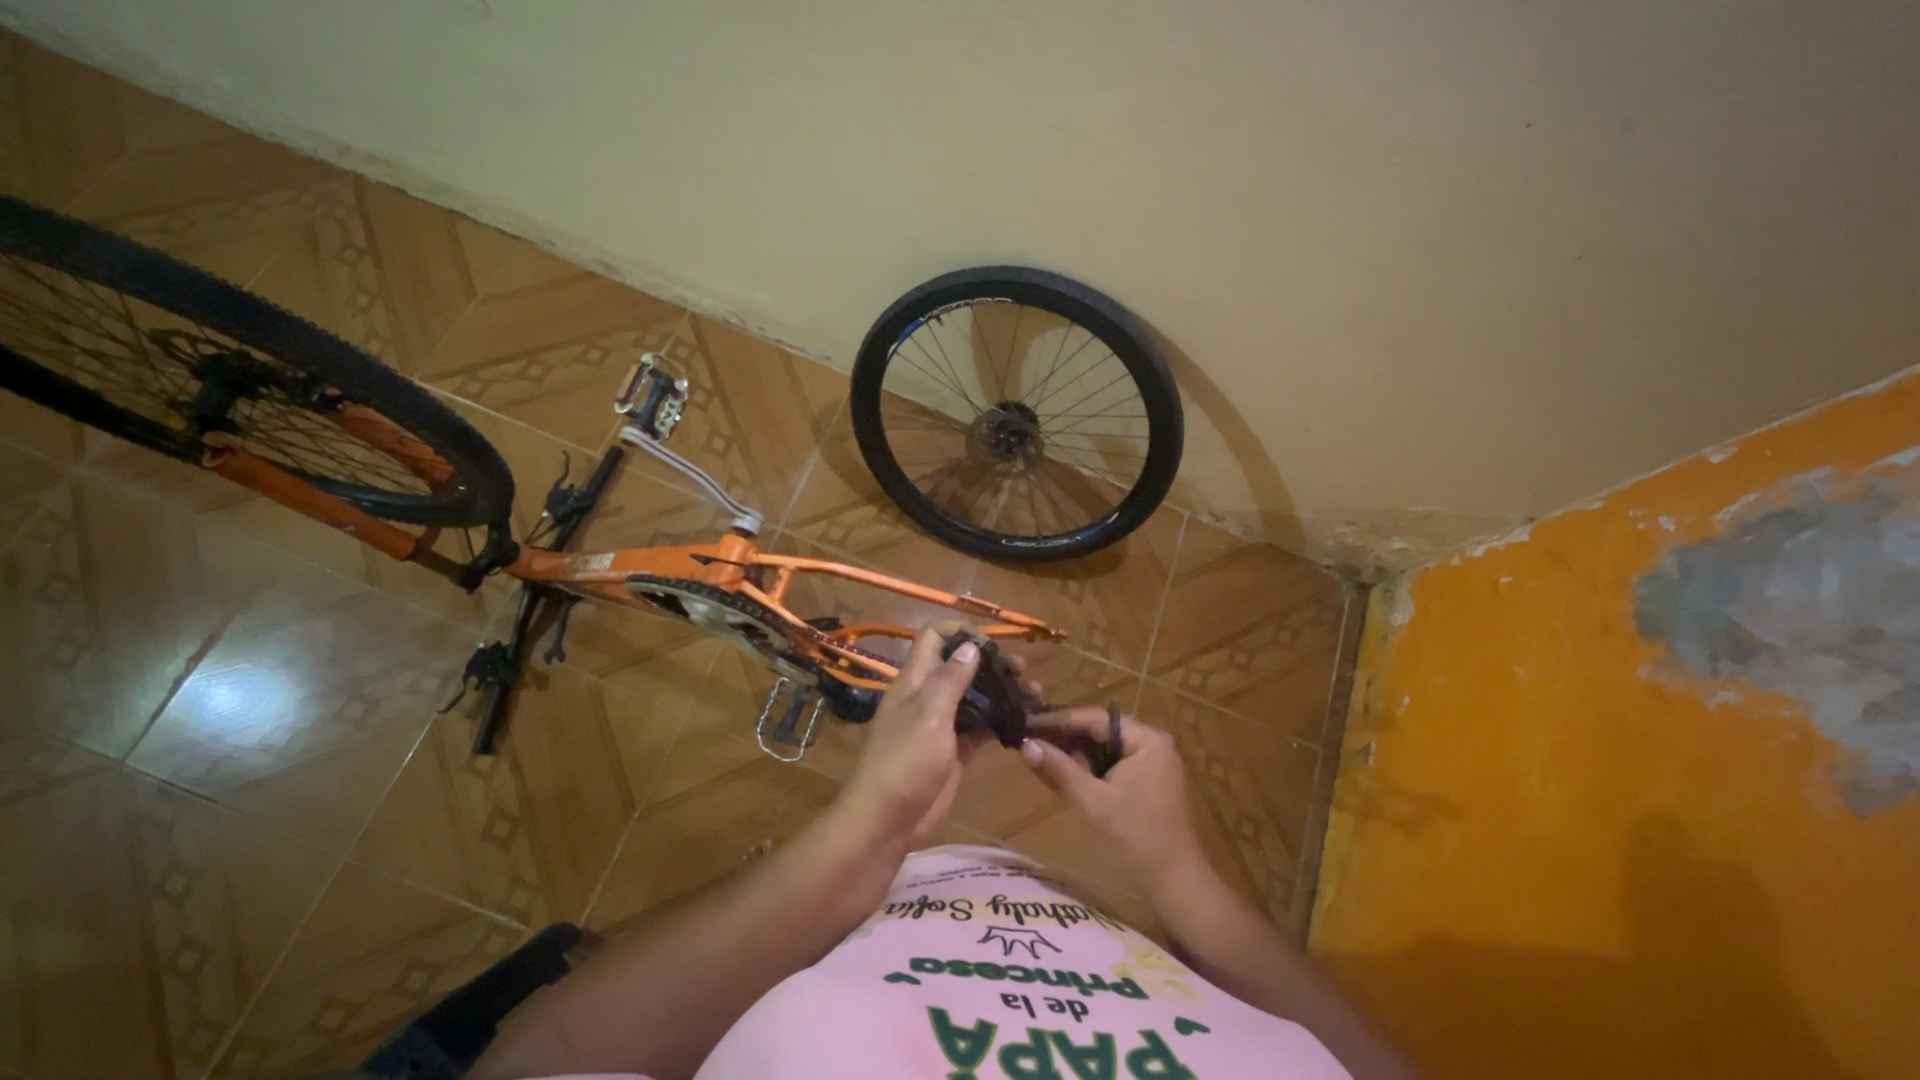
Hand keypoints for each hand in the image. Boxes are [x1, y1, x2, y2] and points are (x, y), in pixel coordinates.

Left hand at [840, 627, 1036, 847]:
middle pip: (960, 666)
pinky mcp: (956, 750)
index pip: (934, 639)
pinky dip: (1000, 720)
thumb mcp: (929, 715)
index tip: (993, 642)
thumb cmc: (905, 762)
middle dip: (990, 662)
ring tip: (1034, 692)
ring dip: (1001, 691)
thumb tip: (971, 645)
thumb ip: (950, 680)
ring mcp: (942, 724)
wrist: (889, 819)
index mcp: (914, 681)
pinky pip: (981, 727)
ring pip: (974, 697)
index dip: (961, 632)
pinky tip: (1024, 720)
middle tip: (1022, 670)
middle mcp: (928, 697)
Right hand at [1022, 708, 1202, 893]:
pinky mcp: (1144, 780)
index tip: (1027, 721)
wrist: (1172, 880)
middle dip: (1063, 738)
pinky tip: (1057, 773)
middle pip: (1098, 731)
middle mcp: (1150, 743)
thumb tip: (1026, 744)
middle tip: (1026, 739)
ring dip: (1071, 754)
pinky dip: (1086, 769)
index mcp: (1146, 740)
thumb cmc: (1135, 836)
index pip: (1095, 719)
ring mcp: (1149, 762)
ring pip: (1101, 748)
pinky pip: (1109, 764)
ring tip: (1035, 755)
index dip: (1058, 720)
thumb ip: (1060, 768)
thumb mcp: (1093, 801)